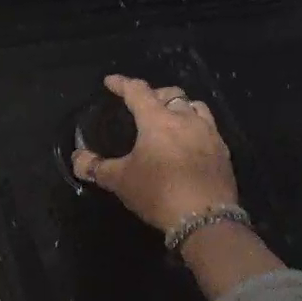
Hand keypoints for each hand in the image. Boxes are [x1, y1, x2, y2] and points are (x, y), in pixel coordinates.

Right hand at [73, 74, 237, 232]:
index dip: (121, 84)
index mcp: (158, 120)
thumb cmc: (158, 192)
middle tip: (141, 104)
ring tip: (169, 118)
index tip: (110, 82)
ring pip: (196, 106)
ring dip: (180, 107)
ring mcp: (209, 135)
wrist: (205, 219)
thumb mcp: (119, 180)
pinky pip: (209, 128)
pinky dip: (195, 126)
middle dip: (154, 94)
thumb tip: (78, 159)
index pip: (137, 91)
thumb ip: (95, 167)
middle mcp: (186, 120)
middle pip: (171, 94)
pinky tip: (187, 142)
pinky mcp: (223, 152)